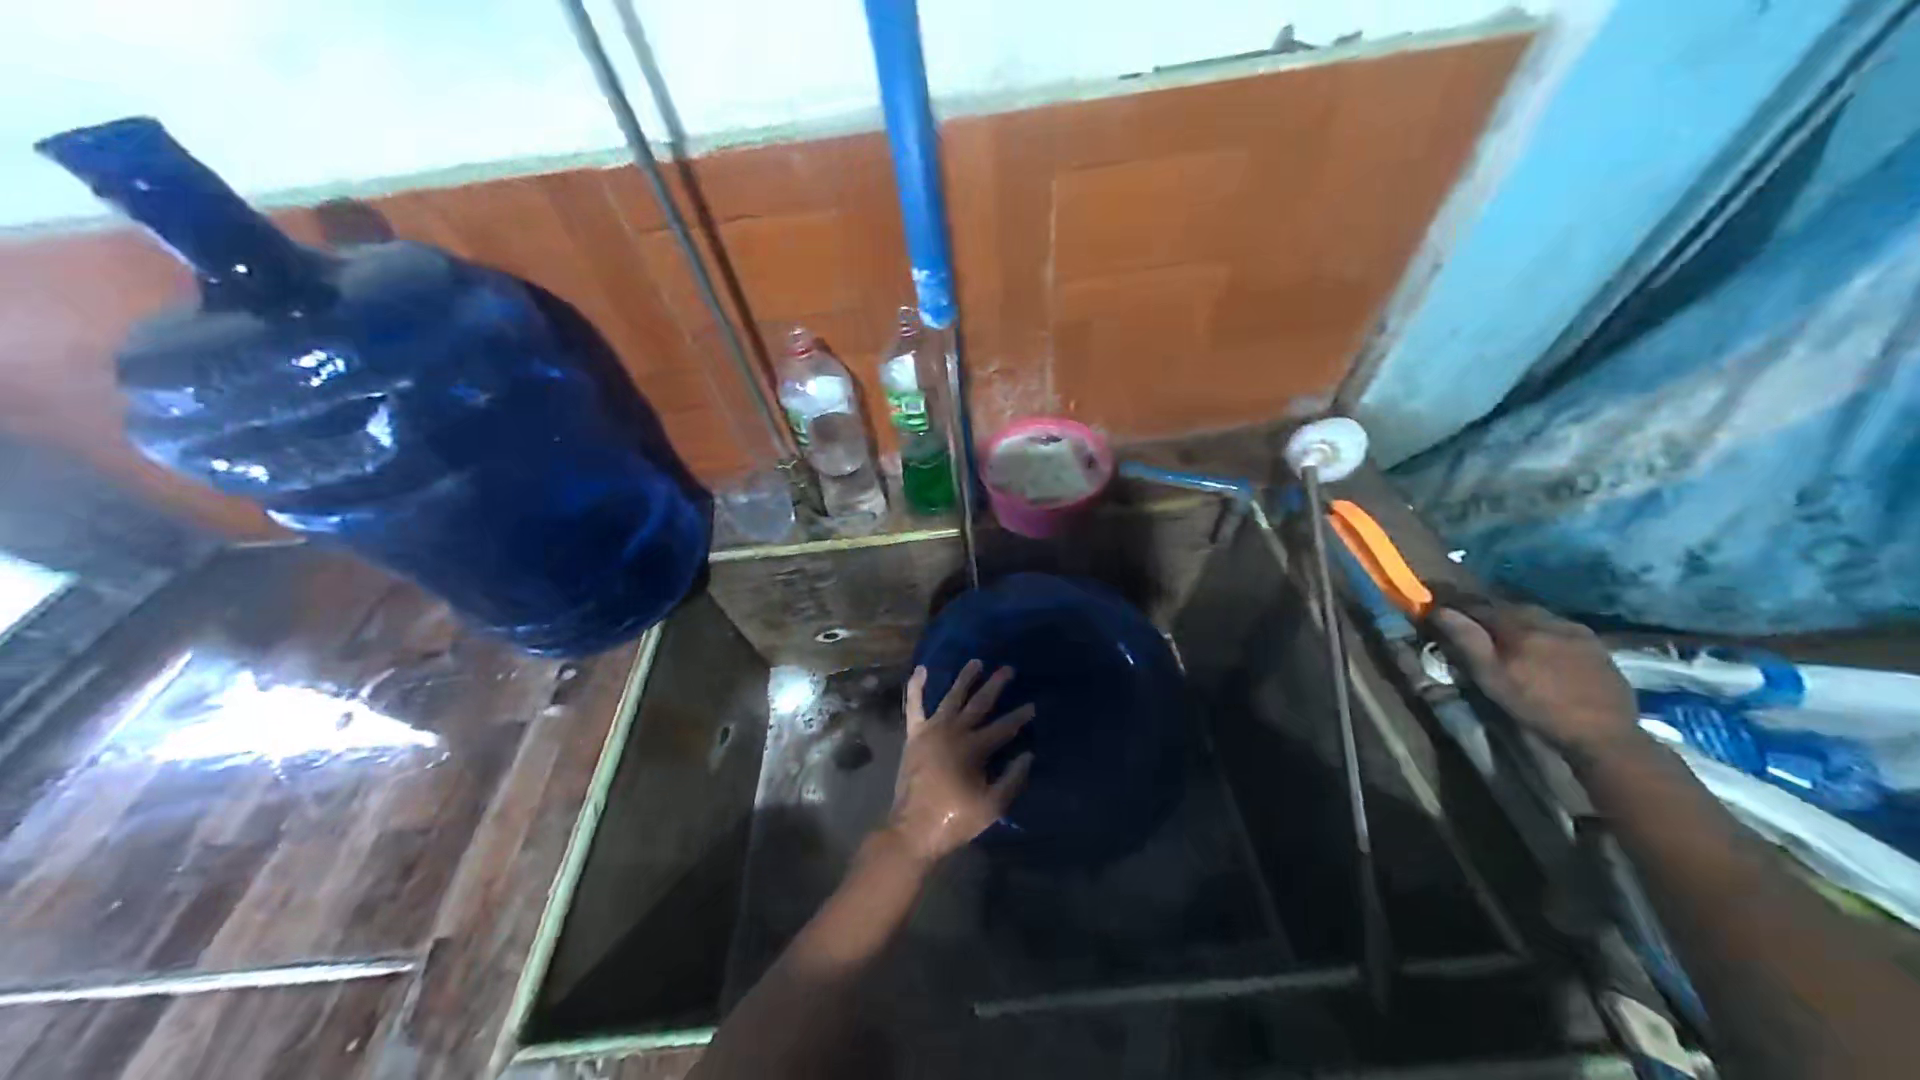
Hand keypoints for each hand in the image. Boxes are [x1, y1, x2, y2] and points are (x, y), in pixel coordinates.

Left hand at [886, 660, 1034, 863]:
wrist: (914, 829)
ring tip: (976, 661)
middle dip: (995, 685)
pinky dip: (916, 686)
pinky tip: (921, 669)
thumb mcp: (993, 806)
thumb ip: (1012, 779)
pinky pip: (914, 705)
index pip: (1004, 727)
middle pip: (979, 703)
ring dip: (965, 678)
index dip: (1020, 717)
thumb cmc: (956, 819)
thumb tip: (1028, 755)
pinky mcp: (914, 735)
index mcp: (974, 749)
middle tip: (1008, 669)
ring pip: (952, 697)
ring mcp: (932, 730)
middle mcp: (954, 732)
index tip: (1032, 705)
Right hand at [1428, 599, 1639, 757]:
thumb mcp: (1491, 677)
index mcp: (1520, 626)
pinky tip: (1541, 648)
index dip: (1458, 609)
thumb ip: (1466, 640)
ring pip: (1536, 616)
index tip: (1443, 615)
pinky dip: (1542, 631)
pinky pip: (1559, 627)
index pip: (1479, 606)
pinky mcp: (1596, 645)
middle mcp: (1549, 619)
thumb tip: (1440, 610)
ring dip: (1516, 621)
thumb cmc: (1537, 706)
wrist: (1603, 734)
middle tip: (1474, 629)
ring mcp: (1577, 631)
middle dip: (1488, 613)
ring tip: (1506, 638)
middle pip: (1509, 607)